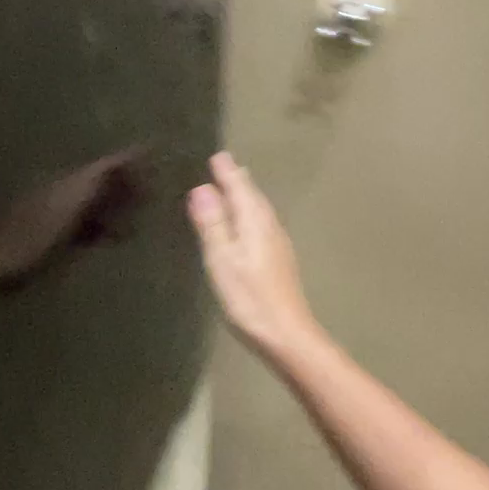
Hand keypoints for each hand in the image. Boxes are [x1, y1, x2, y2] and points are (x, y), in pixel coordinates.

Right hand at [187, 152, 323, 357]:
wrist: (286, 334)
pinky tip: (246, 227)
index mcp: (254, 222)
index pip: (239, 188)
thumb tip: (202, 188)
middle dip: (238, 181)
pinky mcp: (278, 262)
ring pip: (259, 212)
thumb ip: (212, 223)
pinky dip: (250, 217)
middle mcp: (269, 228)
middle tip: (227, 166)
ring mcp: (277, 245)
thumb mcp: (221, 259)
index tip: (218, 156)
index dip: (227, 173)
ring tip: (235, 188)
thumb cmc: (249, 296)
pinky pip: (261, 227)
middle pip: (253, 197)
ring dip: (246, 198)